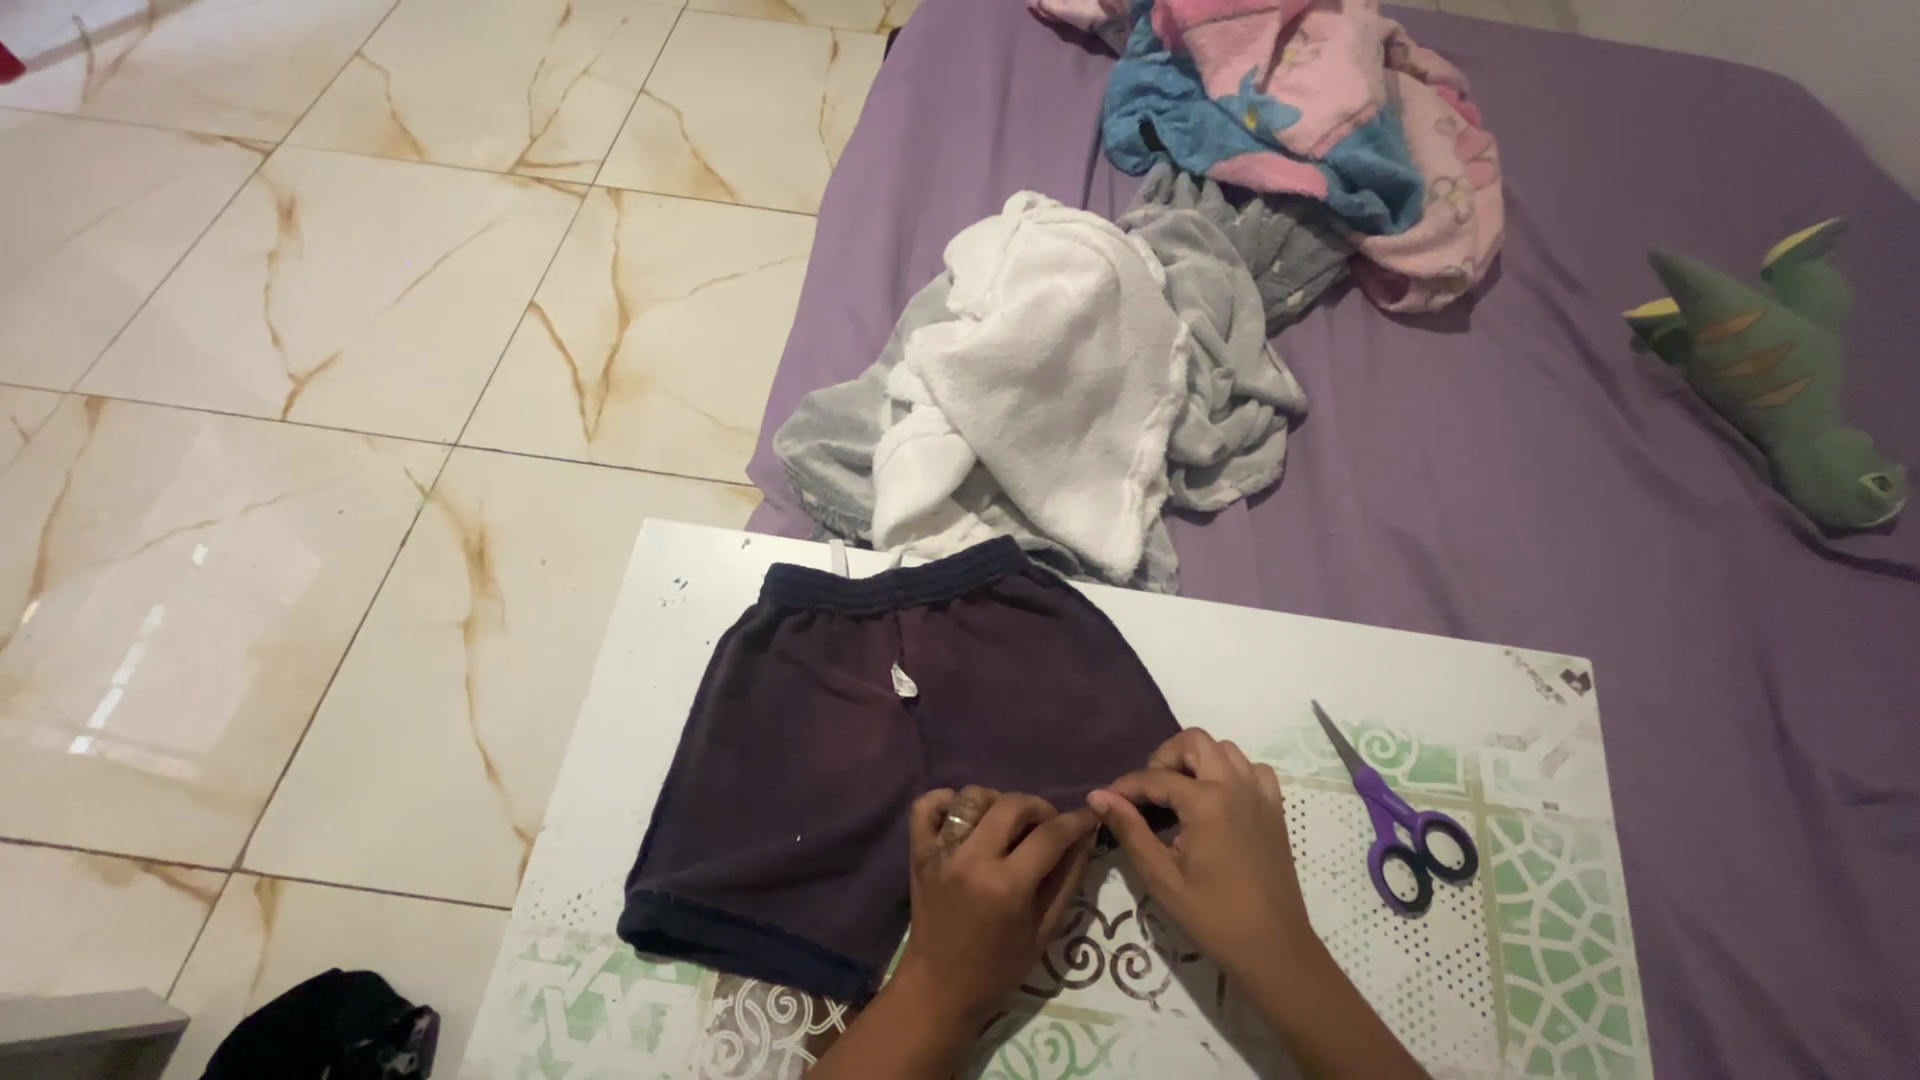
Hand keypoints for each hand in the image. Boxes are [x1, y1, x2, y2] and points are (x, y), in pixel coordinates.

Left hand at [895, 785, 1099, 1024]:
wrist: (939, 986)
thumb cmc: (998, 967)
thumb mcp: (1043, 931)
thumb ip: (1066, 880)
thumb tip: (1084, 836)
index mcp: (1006, 887)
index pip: (1050, 835)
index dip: (1076, 821)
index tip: (1089, 815)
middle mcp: (971, 860)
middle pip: (1012, 804)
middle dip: (1039, 807)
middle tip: (1047, 825)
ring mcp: (940, 852)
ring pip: (971, 797)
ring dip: (997, 801)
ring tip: (1006, 822)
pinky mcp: (917, 852)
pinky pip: (926, 805)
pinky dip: (946, 800)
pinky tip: (965, 816)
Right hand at [1087, 729, 1314, 976]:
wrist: (1274, 949)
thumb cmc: (1213, 917)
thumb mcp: (1161, 876)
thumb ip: (1129, 829)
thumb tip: (1098, 796)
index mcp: (1206, 801)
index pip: (1154, 777)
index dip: (1125, 787)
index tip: (1106, 800)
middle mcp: (1235, 785)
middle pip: (1193, 741)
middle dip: (1164, 758)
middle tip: (1149, 793)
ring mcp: (1260, 794)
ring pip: (1224, 748)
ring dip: (1197, 760)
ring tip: (1179, 793)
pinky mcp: (1275, 808)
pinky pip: (1252, 769)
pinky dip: (1231, 772)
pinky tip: (1217, 799)